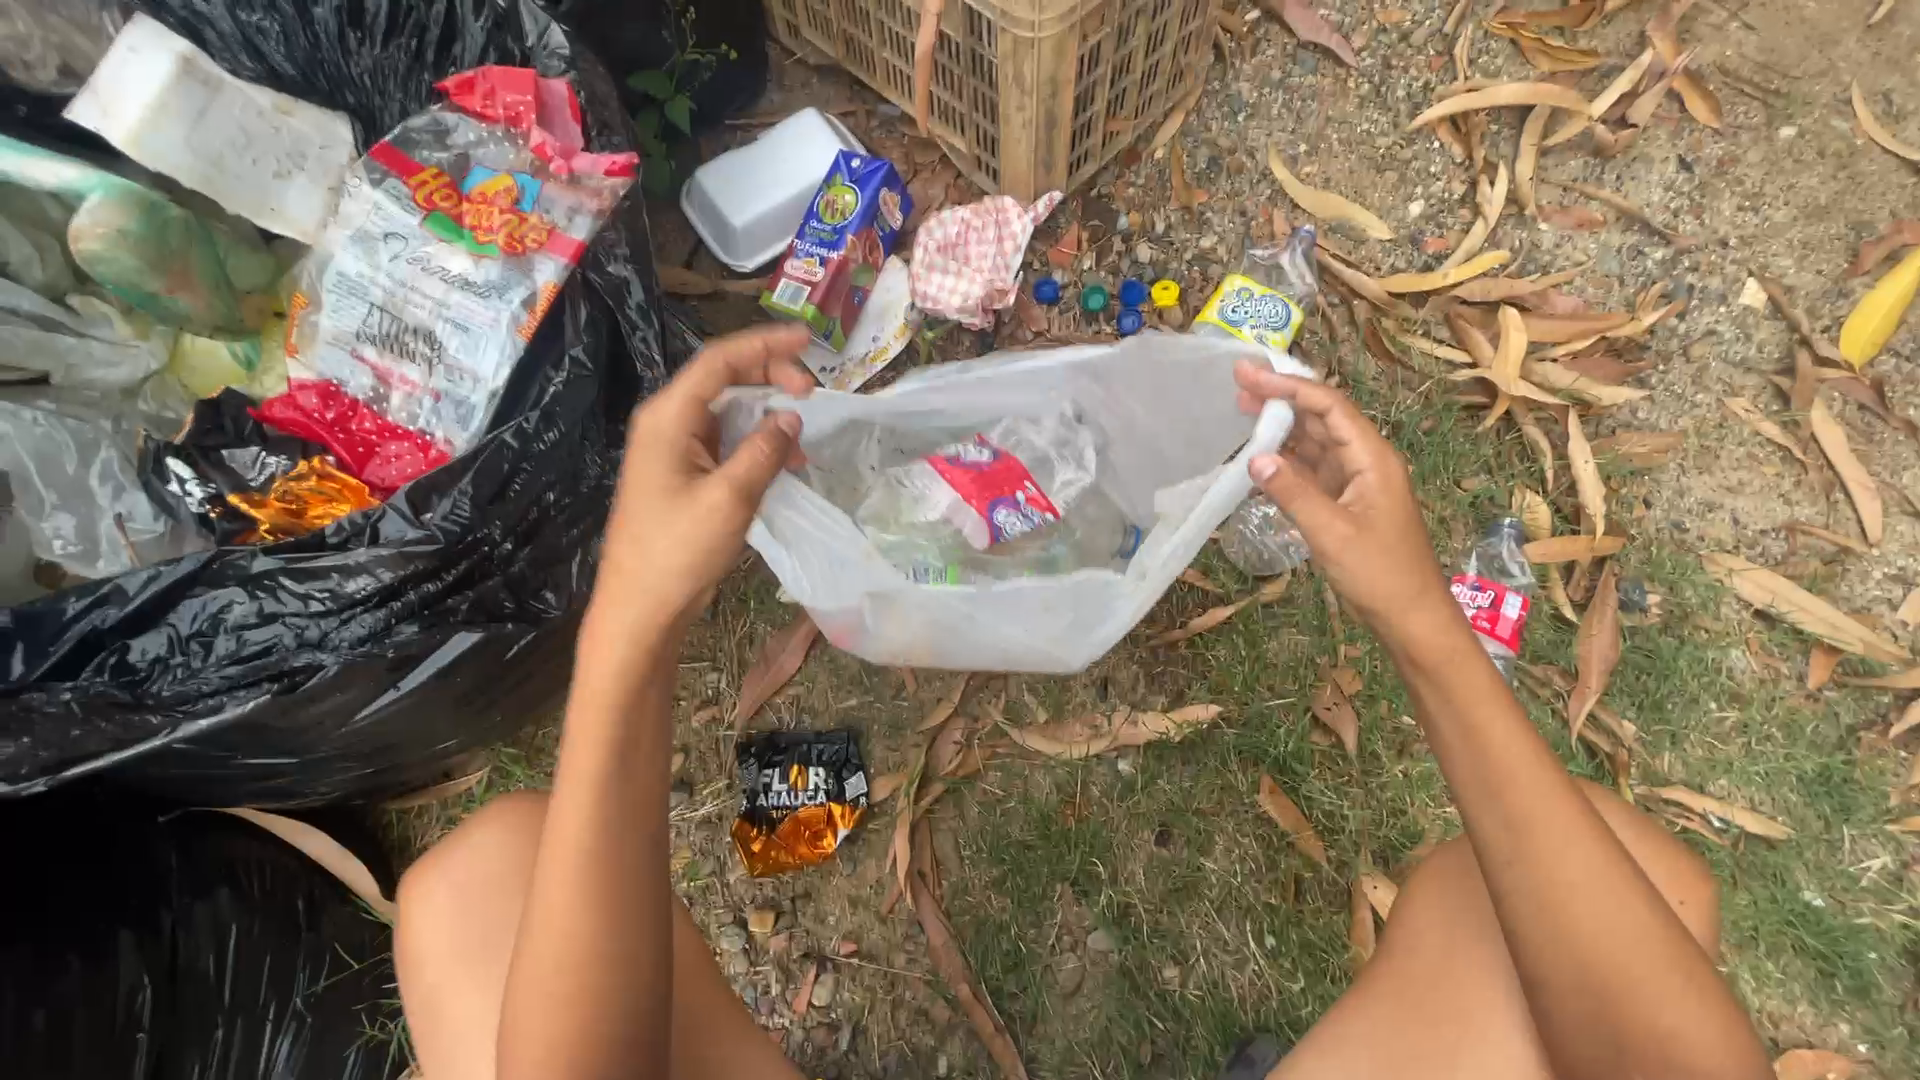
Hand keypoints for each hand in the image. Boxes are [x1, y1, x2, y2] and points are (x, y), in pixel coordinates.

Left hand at [586, 323, 815, 646]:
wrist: (642, 606)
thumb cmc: (679, 550)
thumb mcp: (730, 497)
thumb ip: (763, 450)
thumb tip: (791, 417)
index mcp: (670, 417)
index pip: (720, 360)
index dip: (766, 344)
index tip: (809, 341)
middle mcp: (669, 422)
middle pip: (724, 379)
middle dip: (770, 377)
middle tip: (812, 393)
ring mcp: (675, 449)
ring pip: (728, 411)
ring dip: (767, 414)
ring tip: (803, 437)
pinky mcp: (685, 474)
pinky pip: (726, 442)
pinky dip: (756, 443)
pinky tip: (784, 461)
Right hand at [1234, 360, 1453, 642]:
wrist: (1409, 615)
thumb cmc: (1378, 572)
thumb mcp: (1332, 532)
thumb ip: (1293, 492)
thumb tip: (1254, 459)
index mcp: (1372, 457)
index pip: (1328, 406)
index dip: (1289, 386)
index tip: (1251, 376)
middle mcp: (1363, 460)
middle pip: (1319, 417)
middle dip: (1280, 398)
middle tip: (1238, 384)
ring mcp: (1353, 481)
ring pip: (1312, 443)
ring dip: (1278, 427)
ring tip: (1240, 412)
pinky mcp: (1342, 502)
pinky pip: (1309, 471)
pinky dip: (1282, 462)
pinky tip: (1255, 461)